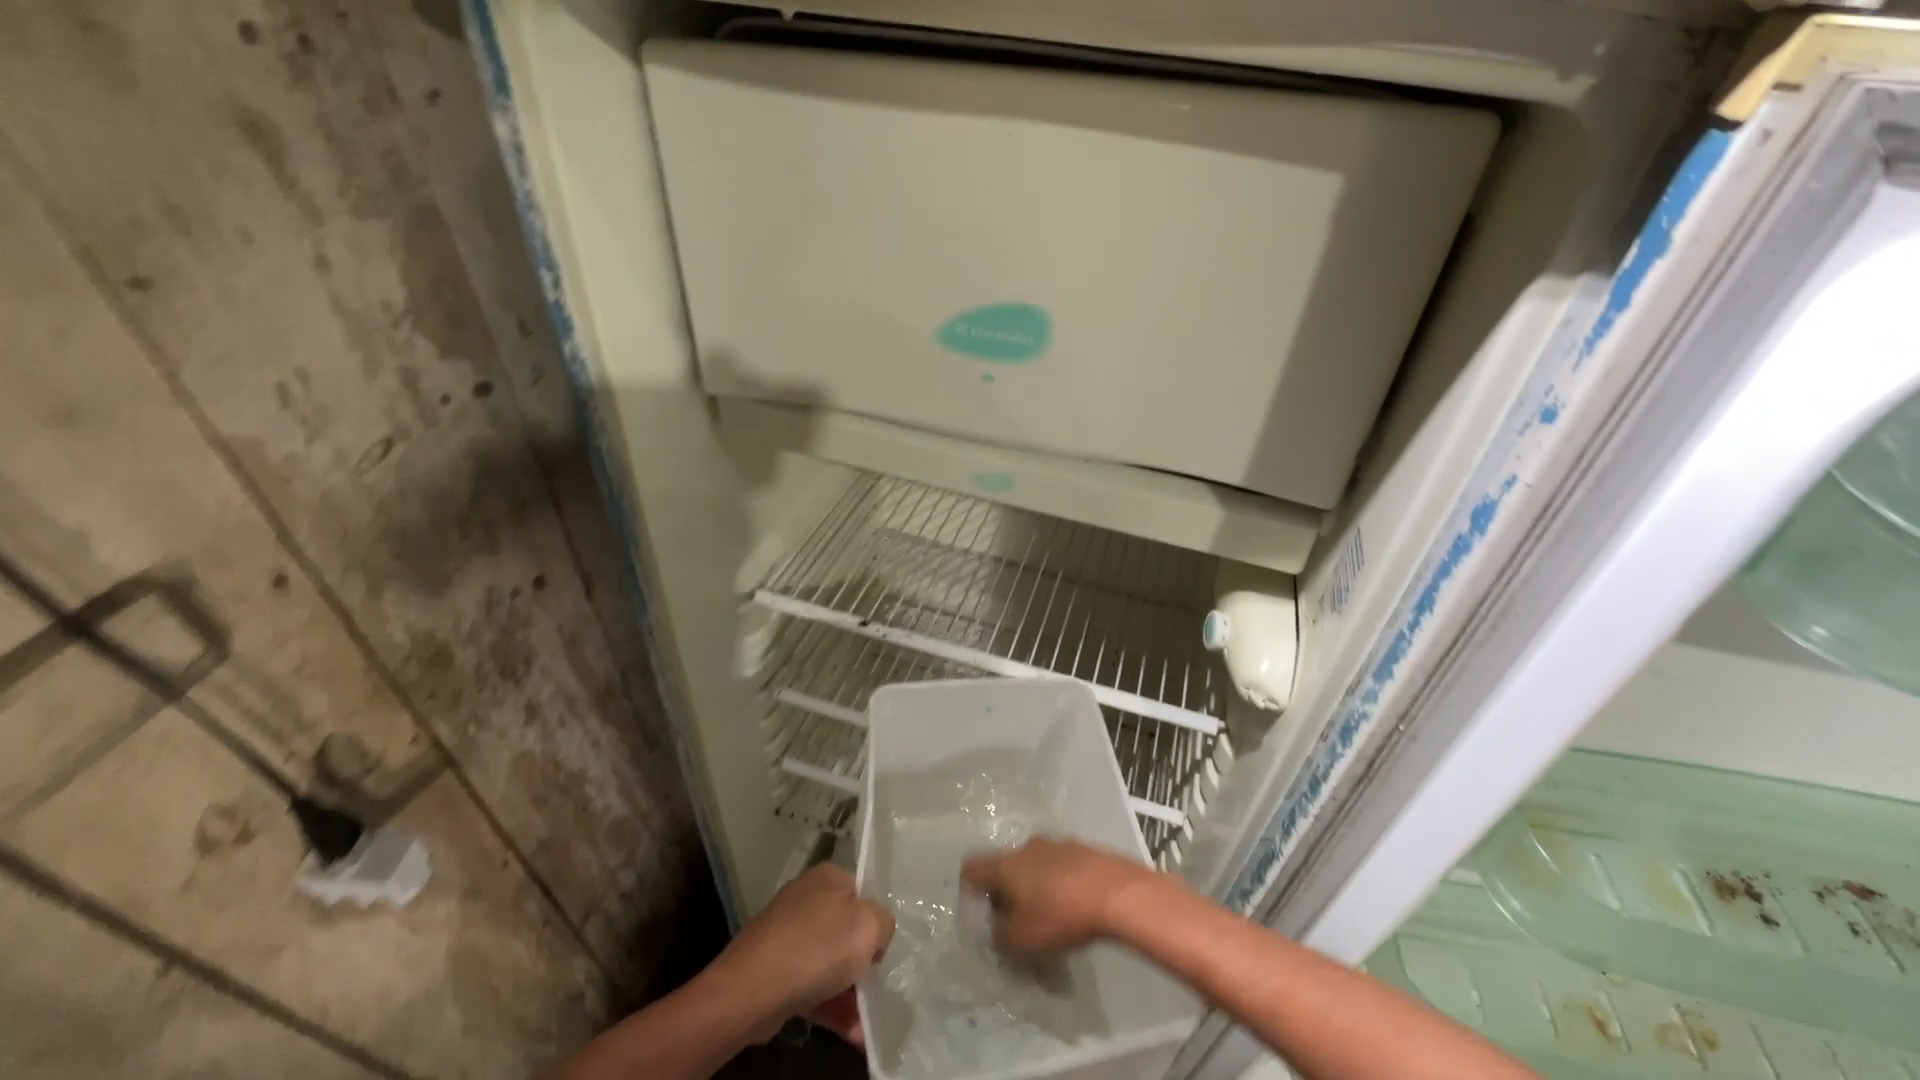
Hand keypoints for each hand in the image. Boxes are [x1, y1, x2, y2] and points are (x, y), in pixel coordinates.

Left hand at [706, 863, 893, 1046]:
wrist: (751, 989)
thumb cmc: (817, 948)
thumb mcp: (869, 926)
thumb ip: (883, 923)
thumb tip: (872, 936)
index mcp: (828, 878)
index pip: (863, 894)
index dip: (876, 924)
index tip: (879, 952)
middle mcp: (805, 899)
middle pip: (846, 933)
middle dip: (863, 968)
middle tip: (874, 992)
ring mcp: (786, 935)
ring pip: (829, 964)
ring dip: (850, 996)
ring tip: (864, 1029)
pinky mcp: (773, 968)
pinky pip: (810, 984)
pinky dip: (830, 1006)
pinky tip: (850, 1034)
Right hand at [959, 837, 1160, 954]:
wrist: (1118, 893)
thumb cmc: (1061, 915)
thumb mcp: (1022, 940)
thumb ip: (1000, 936)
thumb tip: (996, 929)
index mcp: (1005, 865)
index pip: (971, 868)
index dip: (968, 889)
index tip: (978, 911)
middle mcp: (1027, 847)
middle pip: (1005, 867)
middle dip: (1007, 892)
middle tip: (1016, 919)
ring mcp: (1058, 844)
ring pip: (1035, 865)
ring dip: (1036, 886)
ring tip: (1049, 914)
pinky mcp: (1085, 849)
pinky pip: (1062, 867)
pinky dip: (1061, 883)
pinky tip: (1074, 905)